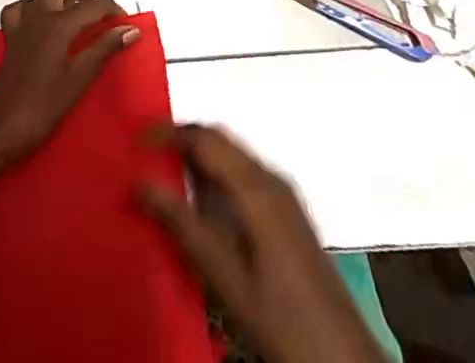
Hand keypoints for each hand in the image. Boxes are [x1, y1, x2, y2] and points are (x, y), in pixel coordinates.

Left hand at [0, 0, 139, 167]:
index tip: (125, 23)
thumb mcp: (80, 78)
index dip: (114, 9)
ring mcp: (21, 25)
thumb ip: (105, 48)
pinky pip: (17, 8)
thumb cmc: (42, 107)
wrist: (1, 129)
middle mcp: (38, 17)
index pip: (95, 4)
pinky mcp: (9, 38)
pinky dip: (30, 6)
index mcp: (59, 25)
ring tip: (74, 9)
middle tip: (94, 5)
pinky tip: (41, 20)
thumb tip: (130, 30)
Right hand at [138, 126, 384, 362]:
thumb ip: (183, 224)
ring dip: (198, 158)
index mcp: (256, 188)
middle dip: (182, 141)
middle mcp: (271, 180)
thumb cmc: (277, 313)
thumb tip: (142, 183)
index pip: (207, 139)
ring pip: (233, 156)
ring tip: (163, 177)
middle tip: (145, 156)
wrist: (337, 351)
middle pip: (221, 140)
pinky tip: (198, 204)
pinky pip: (244, 175)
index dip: (170, 133)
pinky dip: (215, 176)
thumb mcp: (223, 274)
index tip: (137, 142)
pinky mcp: (286, 210)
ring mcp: (282, 194)